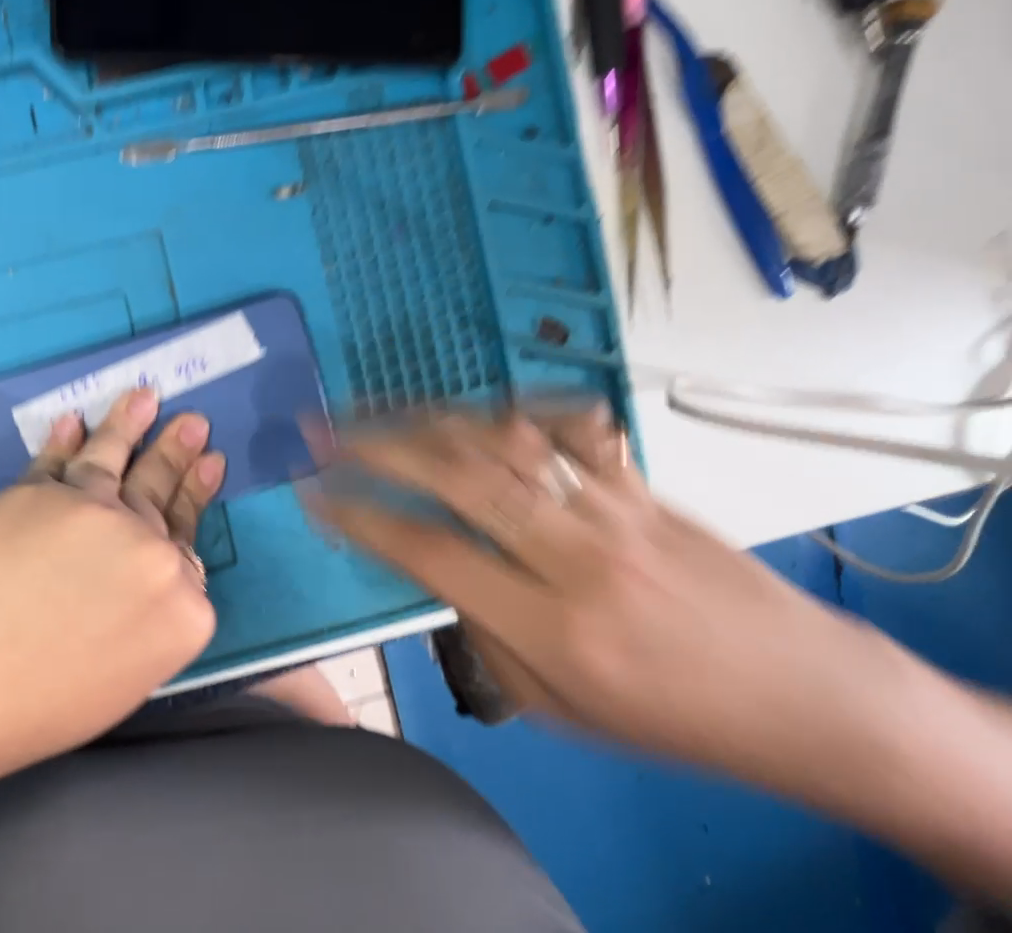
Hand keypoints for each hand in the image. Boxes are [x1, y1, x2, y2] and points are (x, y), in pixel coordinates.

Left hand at [0, 388, 225, 796]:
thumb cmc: (27, 712)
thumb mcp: (110, 684)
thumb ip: (131, 624)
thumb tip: (109, 586)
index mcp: (182, 615)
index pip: (188, 561)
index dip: (185, 524)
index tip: (200, 481)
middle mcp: (150, 555)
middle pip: (162, 498)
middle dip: (177, 458)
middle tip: (194, 425)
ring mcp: (96, 515)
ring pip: (116, 463)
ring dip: (130, 426)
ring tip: (144, 397)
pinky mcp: (40, 492)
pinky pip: (59, 461)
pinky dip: (68, 440)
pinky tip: (75, 423)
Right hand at [306, 407, 914, 783]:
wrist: (814, 701)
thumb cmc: (675, 721)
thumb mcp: (558, 711)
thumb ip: (485, 636)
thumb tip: (440, 574)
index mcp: (552, 625)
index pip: (429, 552)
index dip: (360, 517)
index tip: (315, 494)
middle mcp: (578, 555)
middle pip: (459, 478)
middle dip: (375, 446)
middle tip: (323, 428)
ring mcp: (616, 510)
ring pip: (507, 442)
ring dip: (429, 419)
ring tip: (378, 409)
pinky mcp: (644, 488)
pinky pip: (572, 430)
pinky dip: (517, 410)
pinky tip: (481, 408)